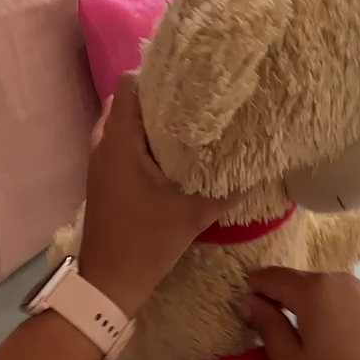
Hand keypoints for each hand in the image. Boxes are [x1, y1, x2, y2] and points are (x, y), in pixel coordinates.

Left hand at [76, 74, 231, 314]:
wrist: (107, 284)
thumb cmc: (145, 243)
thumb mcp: (191, 215)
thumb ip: (226, 192)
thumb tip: (258, 172)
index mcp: (119, 143)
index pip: (129, 86)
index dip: (155, 75)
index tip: (188, 77)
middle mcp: (104, 145)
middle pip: (127, 101)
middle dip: (159, 96)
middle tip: (196, 96)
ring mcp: (100, 162)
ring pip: (123, 123)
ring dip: (150, 119)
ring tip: (187, 119)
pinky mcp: (104, 178)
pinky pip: (121, 143)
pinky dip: (141, 138)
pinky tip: (171, 150)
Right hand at [240, 268, 359, 359]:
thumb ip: (267, 328)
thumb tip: (251, 301)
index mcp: (314, 289)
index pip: (273, 277)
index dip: (254, 289)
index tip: (245, 309)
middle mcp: (341, 279)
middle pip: (302, 282)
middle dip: (283, 299)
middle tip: (275, 332)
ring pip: (328, 292)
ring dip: (313, 307)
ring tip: (311, 343)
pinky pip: (350, 302)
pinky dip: (338, 314)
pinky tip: (342, 346)